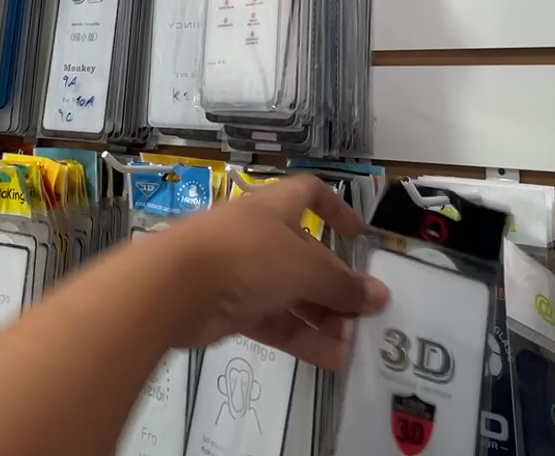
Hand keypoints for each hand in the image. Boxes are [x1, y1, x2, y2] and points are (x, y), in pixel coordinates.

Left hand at [151, 174, 389, 370]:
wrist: (175, 286)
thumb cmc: (246, 254)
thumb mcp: (304, 266)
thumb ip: (341, 284)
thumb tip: (379, 295)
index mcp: (277, 207)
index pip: (309, 194)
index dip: (335, 208)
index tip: (357, 234)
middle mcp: (262, 235)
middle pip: (307, 255)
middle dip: (337, 284)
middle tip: (367, 314)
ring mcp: (245, 273)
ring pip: (293, 293)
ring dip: (325, 317)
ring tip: (356, 346)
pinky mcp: (233, 309)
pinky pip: (276, 322)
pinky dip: (303, 338)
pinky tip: (333, 359)